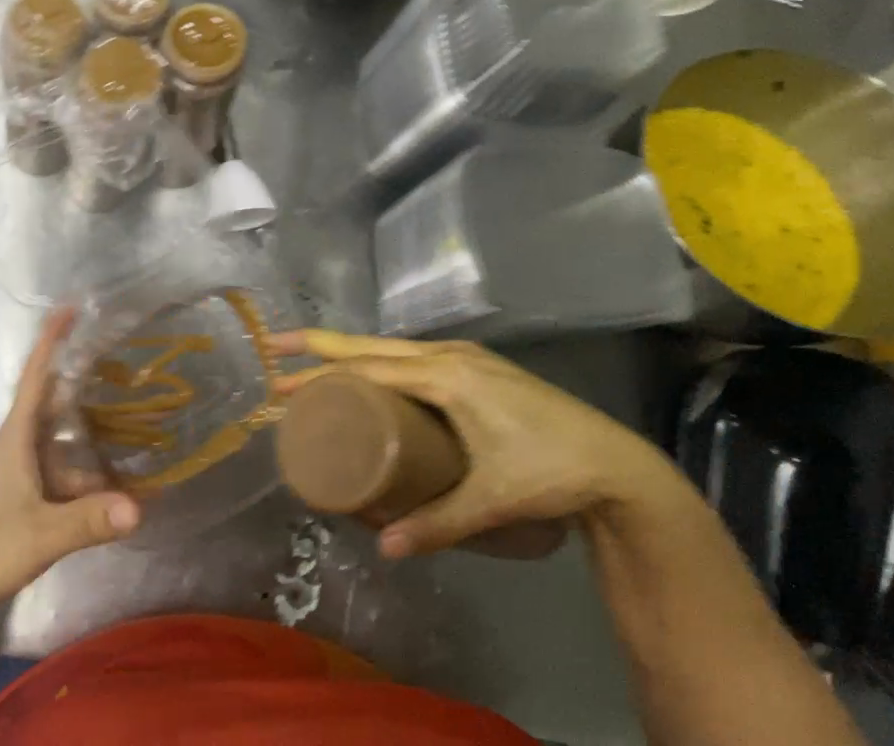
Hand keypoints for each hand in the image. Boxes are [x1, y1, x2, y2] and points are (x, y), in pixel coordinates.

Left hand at [0, 309, 139, 611]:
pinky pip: (67, 472)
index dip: (51, 341)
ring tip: (139, 427)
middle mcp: (20, 446)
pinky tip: (122, 491)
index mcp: (17, 439)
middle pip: (55, 402)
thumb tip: (140, 507)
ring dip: (94, 435)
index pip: (35, 377)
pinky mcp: (30, 496)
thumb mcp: (42, 535)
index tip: (71, 307)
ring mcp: (25, 472)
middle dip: (83, 380)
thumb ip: (89, 522)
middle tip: (122, 359)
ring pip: (65, 441)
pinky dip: (93, 476)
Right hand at [270, 330, 680, 558]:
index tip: (280, 383)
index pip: (369, 368)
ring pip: (393, 345)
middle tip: (275, 344)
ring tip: (311, 358)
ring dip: (350, 349)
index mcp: (447, 377)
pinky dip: (379, 356)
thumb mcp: (489, 500)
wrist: (619, 466)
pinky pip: (413, 353)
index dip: (320, 376)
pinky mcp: (479, 367)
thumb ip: (436, 525)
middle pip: (372, 344)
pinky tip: (370, 370)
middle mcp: (451, 356)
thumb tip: (382, 548)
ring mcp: (468, 357)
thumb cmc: (551, 474)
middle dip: (320, 344)